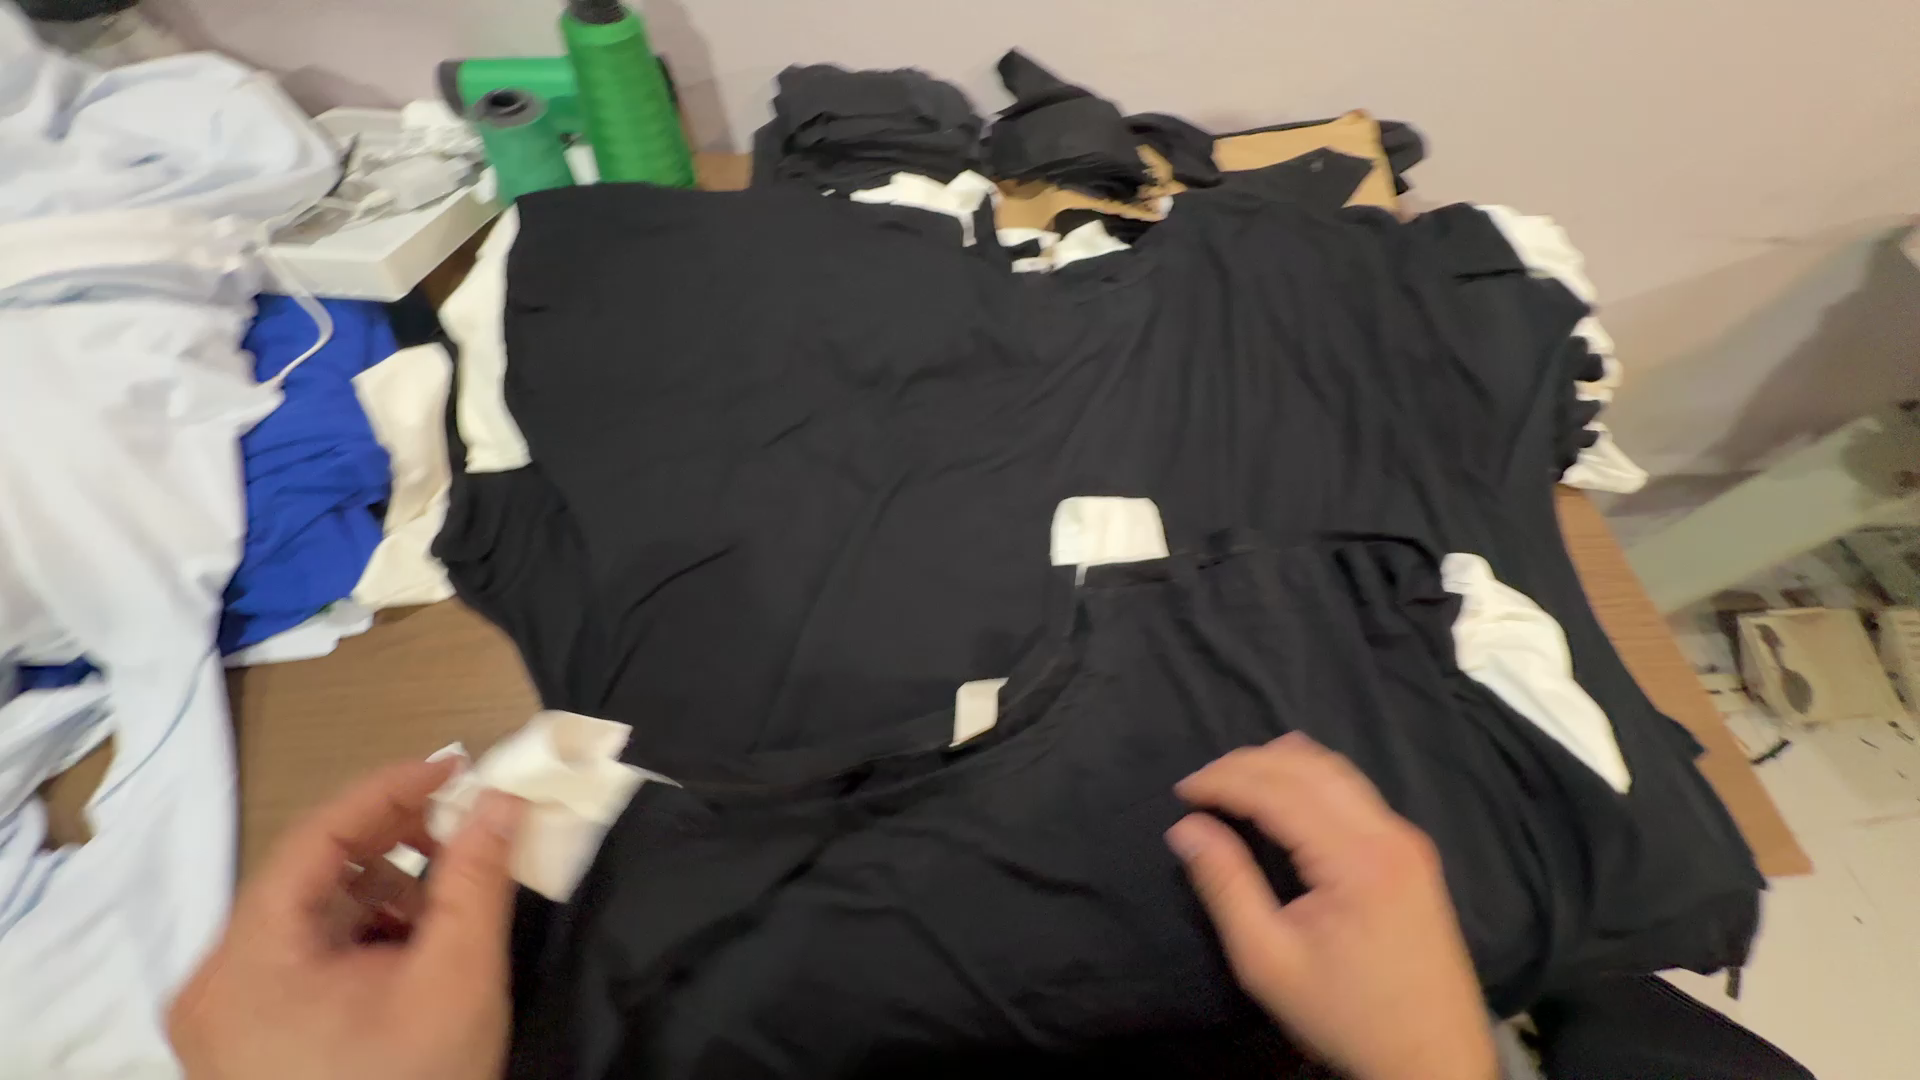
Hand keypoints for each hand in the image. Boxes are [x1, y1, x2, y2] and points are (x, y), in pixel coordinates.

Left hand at [169, 759, 525, 1079]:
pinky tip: (424, 937)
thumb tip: (504, 797)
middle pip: (315, 868)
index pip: (316, 838)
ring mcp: (237, 1005)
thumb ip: (480, 876)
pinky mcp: (260, 1026)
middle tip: (469, 816)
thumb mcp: (458, 973)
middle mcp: (224, 976)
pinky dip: (377, 921)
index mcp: (251, 961)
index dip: (390, 788)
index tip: (459, 765)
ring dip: (394, 879)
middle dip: (400, 834)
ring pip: (322, 904)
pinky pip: (319, 942)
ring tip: (455, 889)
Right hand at [1167, 733, 1495, 1079]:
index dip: (1223, 780)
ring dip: (1276, 763)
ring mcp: (1405, 838)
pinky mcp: (1410, 849)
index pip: (1277, 790)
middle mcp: (1387, 833)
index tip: (1182, 792)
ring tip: (1231, 780)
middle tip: (1201, 783)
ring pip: (1331, 768)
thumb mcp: (1267, 961)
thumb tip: (1186, 828)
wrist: (1436, 1064)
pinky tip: (1281, 788)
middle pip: (1305, 766)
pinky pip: (1350, 787)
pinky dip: (1306, 775)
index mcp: (1356, 860)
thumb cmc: (1345, 1016)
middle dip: (1244, 764)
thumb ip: (1225, 885)